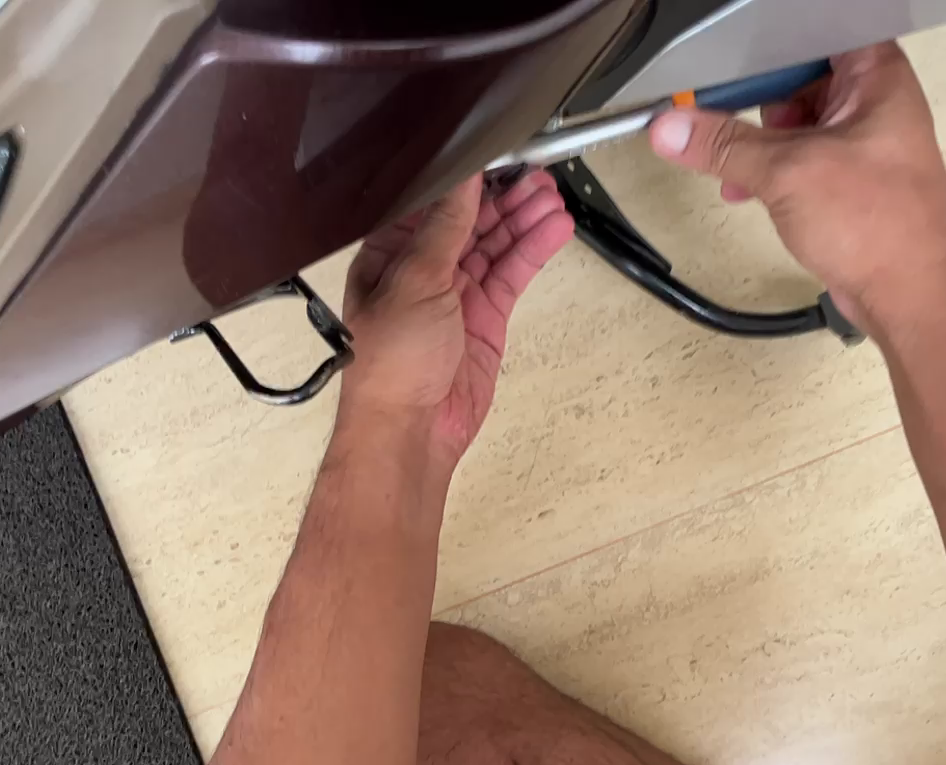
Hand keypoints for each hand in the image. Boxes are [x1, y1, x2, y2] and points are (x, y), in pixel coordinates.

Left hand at [338, 172, 574, 467]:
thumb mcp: (414, 280)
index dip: (467, 179)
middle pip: (470, 220)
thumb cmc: (392, 362)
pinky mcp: (486, 319)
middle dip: (503, 196)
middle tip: (537, 172)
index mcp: (391, 255)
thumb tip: (463, 179)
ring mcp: (458, 295)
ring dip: (523, 219)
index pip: (433, 204)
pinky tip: (554, 228)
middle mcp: (424, 271)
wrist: (412, 429)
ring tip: (553, 195)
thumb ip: (444, 228)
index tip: (499, 153)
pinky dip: (533, 251)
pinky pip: (512, 276)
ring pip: (495, 245)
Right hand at [648, 43, 945, 331]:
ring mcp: (859, 146)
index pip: (812, 35)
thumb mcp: (786, 173)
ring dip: (757, 146)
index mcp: (875, 75)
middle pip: (798, 79)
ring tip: (731, 165)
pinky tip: (745, 191)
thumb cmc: (880, 225)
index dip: (766, 50)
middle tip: (720, 116)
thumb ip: (725, 147)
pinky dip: (767, 175)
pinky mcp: (845, 185)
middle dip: (755, 103)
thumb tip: (673, 128)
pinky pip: (797, 164)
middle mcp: (872, 103)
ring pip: (794, 126)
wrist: (907, 292)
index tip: (725, 71)